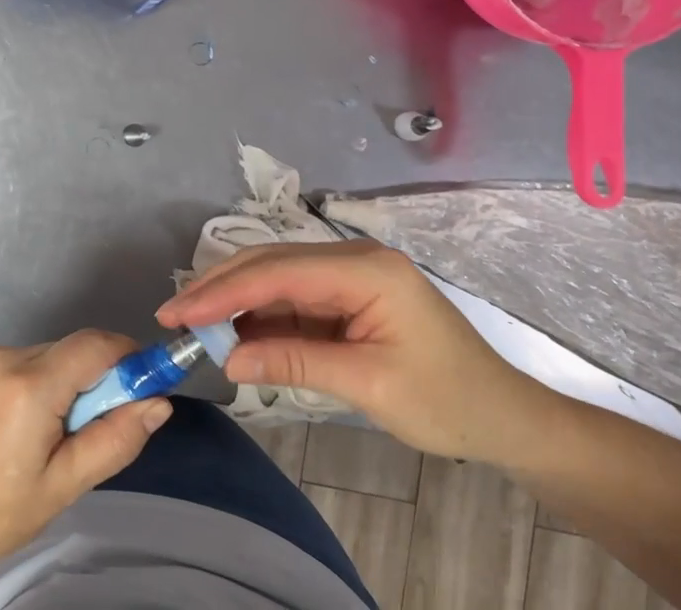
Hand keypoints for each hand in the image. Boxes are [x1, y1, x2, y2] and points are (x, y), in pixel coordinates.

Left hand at [0, 330, 172, 571]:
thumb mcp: (64, 485)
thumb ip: (115, 439)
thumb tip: (159, 401)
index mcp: (28, 386)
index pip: (96, 345)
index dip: (129, 358)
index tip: (144, 386)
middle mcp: (1, 355)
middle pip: (70, 350)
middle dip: (93, 380)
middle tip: (90, 428)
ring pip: (44, 354)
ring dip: (61, 382)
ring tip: (46, 433)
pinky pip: (16, 359)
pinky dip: (31, 380)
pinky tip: (17, 421)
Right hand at [157, 239, 556, 463]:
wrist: (507, 420)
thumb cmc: (449, 401)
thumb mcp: (368, 383)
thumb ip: (293, 362)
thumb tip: (227, 359)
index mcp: (366, 270)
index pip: (276, 272)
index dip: (221, 292)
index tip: (177, 314)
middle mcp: (353, 260)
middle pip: (268, 265)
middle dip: (217, 290)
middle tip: (172, 316)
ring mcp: (349, 277)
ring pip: (273, 279)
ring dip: (232, 303)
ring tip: (191, 327)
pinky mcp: (345, 298)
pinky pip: (289, 301)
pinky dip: (257, 317)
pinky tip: (230, 333)